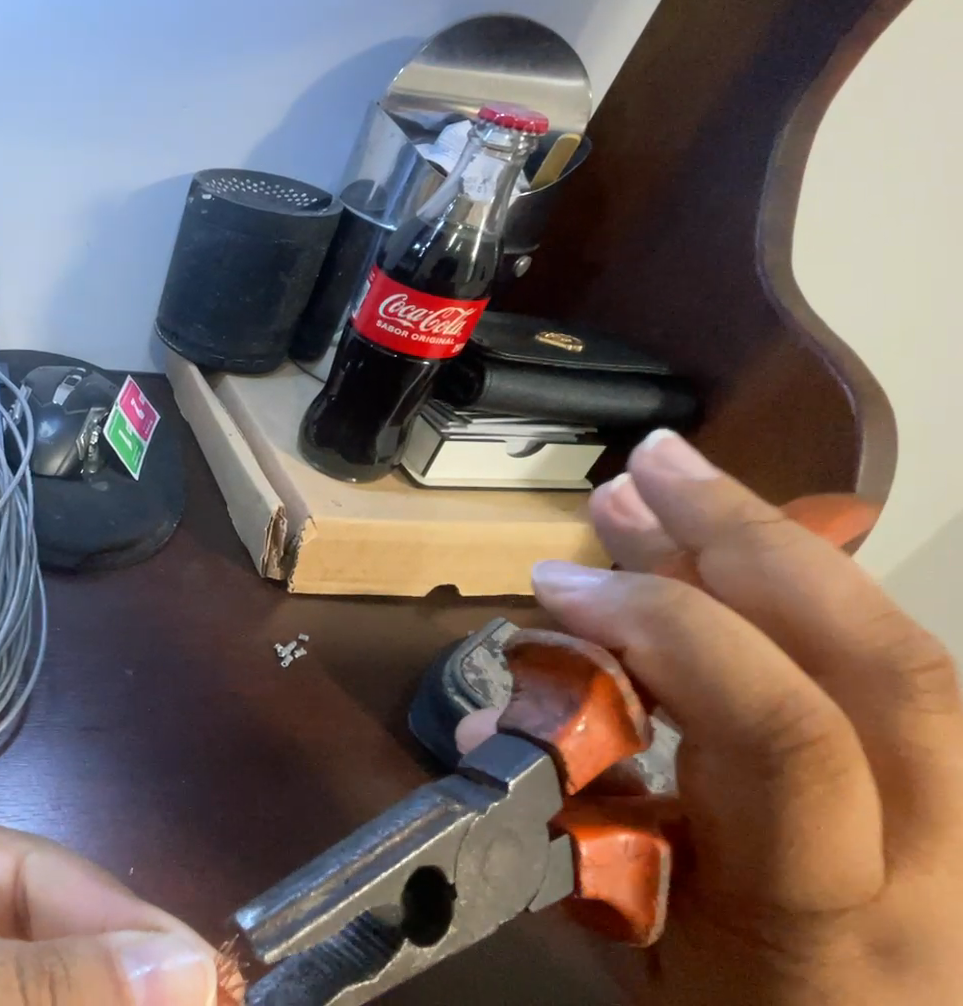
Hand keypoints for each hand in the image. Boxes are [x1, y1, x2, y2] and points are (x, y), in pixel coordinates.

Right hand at [457, 430, 962, 1003]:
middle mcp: (941, 866)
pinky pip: (893, 666)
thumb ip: (559, 822)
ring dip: (775, 550)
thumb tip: (492, 721)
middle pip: (885, 667)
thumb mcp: (624, 941)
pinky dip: (804, 593)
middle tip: (642, 468)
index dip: (667, 631)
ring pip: (908, 652)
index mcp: (828, 912)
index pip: (783, 738)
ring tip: (671, 484)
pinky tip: (732, 556)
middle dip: (746, 541)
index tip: (557, 588)